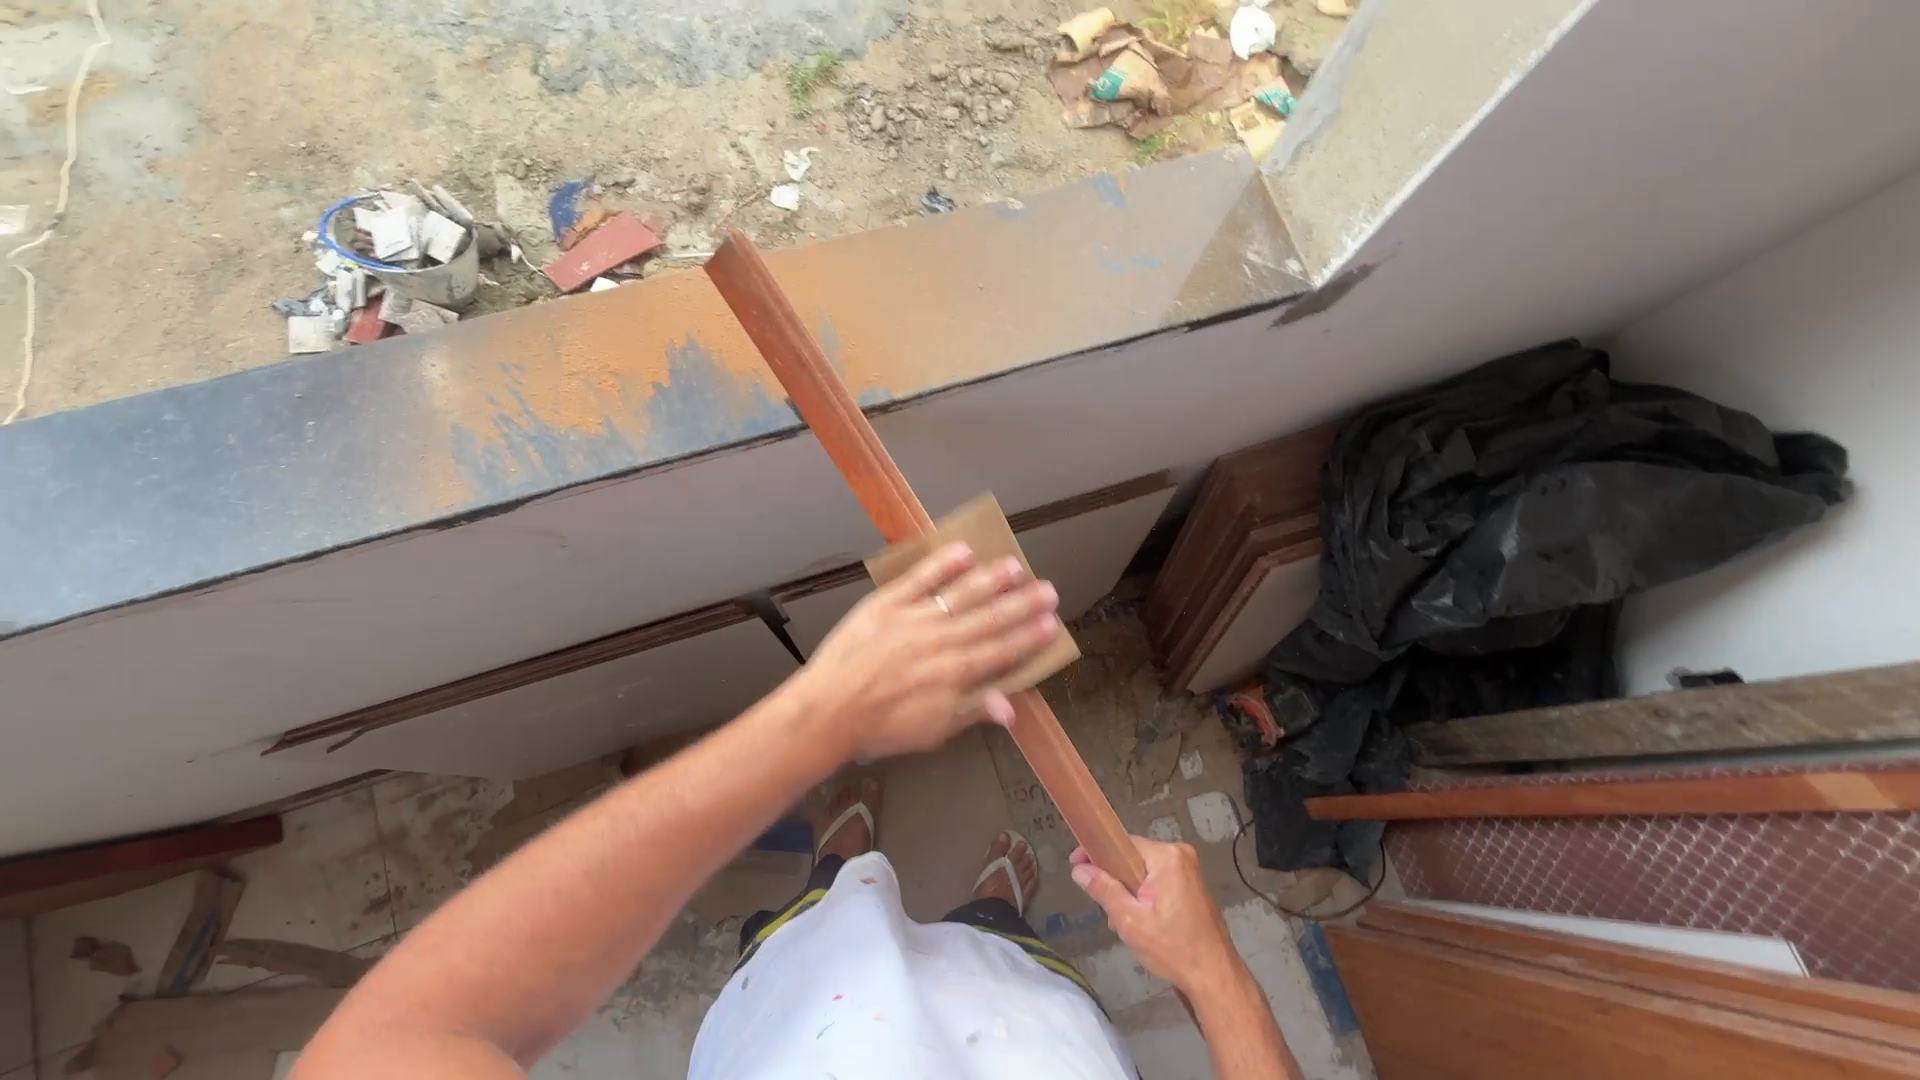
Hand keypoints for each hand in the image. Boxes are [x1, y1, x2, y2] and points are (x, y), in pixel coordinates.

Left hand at [794, 543, 1062, 760]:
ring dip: (991, 580)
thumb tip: (1012, 707)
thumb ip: (973, 713)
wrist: (828, 710)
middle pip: (990, 619)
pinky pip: (919, 579)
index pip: (1001, 651)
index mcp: (955, 675)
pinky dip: (942, 564)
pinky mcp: (887, 604)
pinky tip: (964, 551)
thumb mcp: (932, 731)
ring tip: (1016, 565)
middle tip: (1048, 590)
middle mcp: (941, 641)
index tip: (1051, 622)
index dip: (1029, 637)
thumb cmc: (880, 727)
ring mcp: (914, 618)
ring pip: (961, 594)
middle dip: (1022, 605)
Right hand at [1070, 837, 1243, 994]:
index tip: (1076, 864)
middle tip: (1108, 910)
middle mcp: (1181, 855)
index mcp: (1167, 857)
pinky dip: (1147, 896)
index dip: (1097, 853)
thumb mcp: (1130, 921)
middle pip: (1133, 857)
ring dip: (1131, 892)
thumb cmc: (1173, 949)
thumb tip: (1079, 869)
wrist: (1216, 978)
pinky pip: (1159, 880)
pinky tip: (1144, 923)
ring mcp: (1190, 870)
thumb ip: (1104, 890)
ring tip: (1127, 924)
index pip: (1122, 843)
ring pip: (1145, 871)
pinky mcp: (1193, 885)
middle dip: (1116, 881)